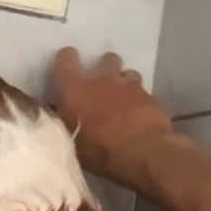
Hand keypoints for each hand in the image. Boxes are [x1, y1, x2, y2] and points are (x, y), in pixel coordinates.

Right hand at [51, 48, 184, 191]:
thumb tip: (58, 110)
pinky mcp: (151, 98)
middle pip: (106, 59)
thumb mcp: (69, 138)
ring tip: (123, 97)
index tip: (68, 59)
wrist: (142, 152)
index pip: (66, 61)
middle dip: (105, 66)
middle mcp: (103, 80)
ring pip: (129, 73)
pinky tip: (138, 114)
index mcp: (76, 89)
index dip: (66, 58)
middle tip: (102, 81)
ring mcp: (130, 87)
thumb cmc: (97, 149)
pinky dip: (139, 100)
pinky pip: (144, 93)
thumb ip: (64, 119)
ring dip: (124, 82)